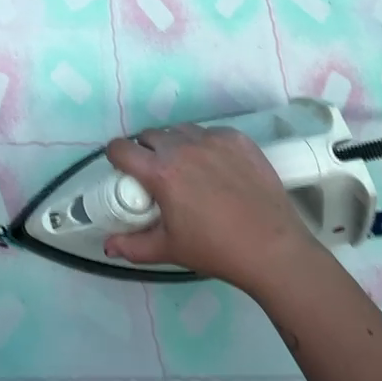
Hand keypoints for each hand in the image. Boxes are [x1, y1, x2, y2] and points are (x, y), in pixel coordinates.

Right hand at [102, 123, 319, 290]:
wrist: (274, 250)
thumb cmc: (216, 250)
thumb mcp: (169, 250)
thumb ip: (132, 245)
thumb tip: (108, 245)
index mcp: (161, 172)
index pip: (121, 148)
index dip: (116, 157)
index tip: (123, 169)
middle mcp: (183, 147)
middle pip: (150, 135)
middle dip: (146, 150)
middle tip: (156, 173)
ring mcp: (213, 139)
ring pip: (181, 131)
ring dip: (175, 144)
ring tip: (187, 168)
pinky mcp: (238, 139)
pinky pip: (211, 133)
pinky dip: (206, 145)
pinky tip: (216, 167)